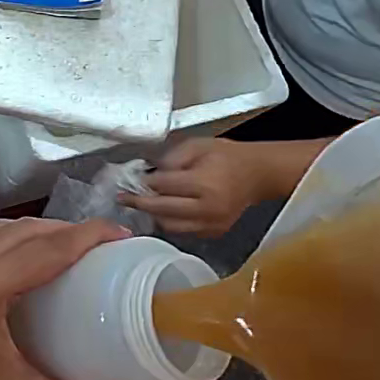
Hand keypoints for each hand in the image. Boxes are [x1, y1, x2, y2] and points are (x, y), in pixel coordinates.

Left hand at [120, 137, 272, 236]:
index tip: (128, 181)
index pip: (163, 187)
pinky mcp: (214, 233)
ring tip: (143, 203)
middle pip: (162, 210)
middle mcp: (207, 209)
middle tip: (123, 198)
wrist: (256, 174)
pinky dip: (171, 221)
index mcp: (203, 184)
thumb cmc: (225, 155)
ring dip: (154, 215)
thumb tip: (148, 174)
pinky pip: (184, 231)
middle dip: (140, 203)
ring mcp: (211, 225)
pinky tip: (164, 210)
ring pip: (170, 226)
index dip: (144, 183)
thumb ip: (171, 158)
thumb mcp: (197, 145)